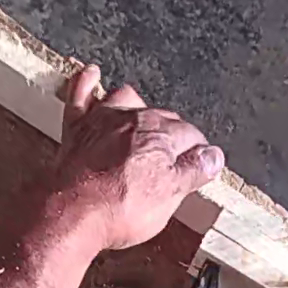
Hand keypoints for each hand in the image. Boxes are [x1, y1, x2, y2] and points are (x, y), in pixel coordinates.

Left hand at [31, 65, 225, 253]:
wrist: (73, 213)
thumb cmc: (119, 208)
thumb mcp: (169, 196)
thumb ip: (194, 172)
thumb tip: (214, 157)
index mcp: (162, 135)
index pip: (191, 136)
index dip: (198, 153)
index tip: (200, 165)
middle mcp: (135, 120)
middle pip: (162, 118)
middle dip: (172, 133)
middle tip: (174, 155)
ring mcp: (103, 122)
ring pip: (126, 99)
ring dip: (137, 107)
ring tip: (143, 121)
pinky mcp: (76, 130)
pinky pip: (81, 95)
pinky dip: (88, 83)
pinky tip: (92, 74)